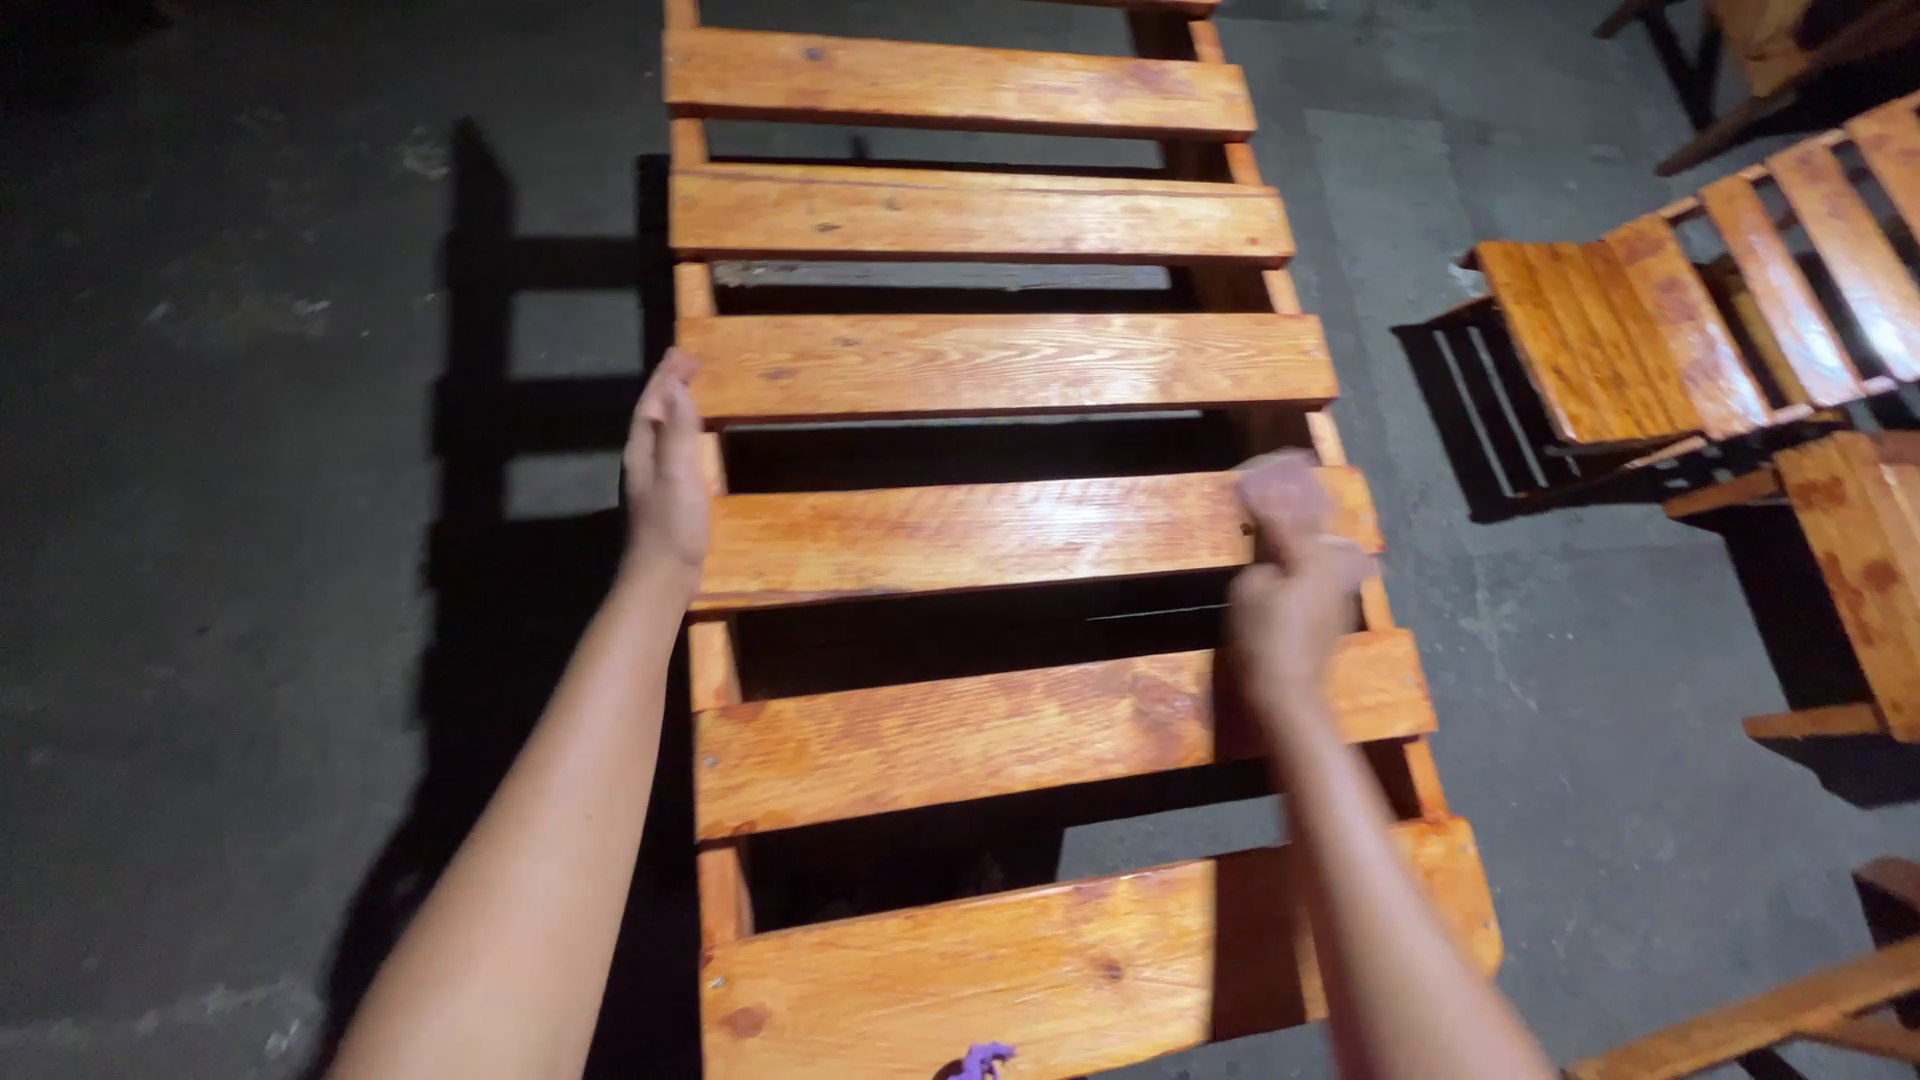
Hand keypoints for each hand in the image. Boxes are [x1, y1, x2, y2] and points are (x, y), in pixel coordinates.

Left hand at [622, 348, 708, 590]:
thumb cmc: (672, 525)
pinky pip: (675, 452)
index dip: (666, 378)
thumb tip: (677, 386)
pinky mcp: (669, 497)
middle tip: (690, 365)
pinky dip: (685, 436)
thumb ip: (679, 432)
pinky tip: (696, 443)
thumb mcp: (679, 475)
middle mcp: (644, 461)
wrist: (664, 576)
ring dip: (677, 409)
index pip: (652, 404)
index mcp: (643, 452)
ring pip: (663, 433)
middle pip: (654, 415)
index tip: (686, 355)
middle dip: (669, 388)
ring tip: (693, 392)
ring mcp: (655, 481)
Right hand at [1228, 452, 1376, 733]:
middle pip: (1316, 526)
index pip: (1285, 517)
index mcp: (1311, 557)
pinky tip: (1296, 555)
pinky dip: (1309, 555)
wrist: (1289, 691)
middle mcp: (1333, 567)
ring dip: (1307, 529)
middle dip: (1300, 503)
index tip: (1255, 474)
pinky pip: (1323, 569)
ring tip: (1289, 513)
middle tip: (1285, 480)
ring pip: (1325, 548)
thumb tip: (1275, 550)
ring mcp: (1339, 591)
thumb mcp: (1250, 589)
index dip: (1267, 495)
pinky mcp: (1335, 611)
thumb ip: (1263, 556)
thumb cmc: (1263, 638)